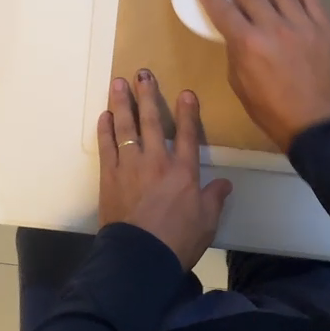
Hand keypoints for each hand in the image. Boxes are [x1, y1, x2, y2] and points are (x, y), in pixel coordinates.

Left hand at [97, 70, 231, 269]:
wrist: (140, 256)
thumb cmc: (178, 241)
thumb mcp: (207, 222)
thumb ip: (214, 198)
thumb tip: (225, 183)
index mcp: (183, 172)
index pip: (188, 135)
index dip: (188, 112)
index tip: (185, 92)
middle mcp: (156, 161)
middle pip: (153, 121)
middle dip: (148, 95)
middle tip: (143, 74)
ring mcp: (130, 165)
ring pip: (126, 126)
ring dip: (122, 103)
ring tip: (119, 83)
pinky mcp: (110, 175)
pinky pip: (107, 145)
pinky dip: (105, 129)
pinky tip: (104, 115)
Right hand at [196, 0, 329, 151]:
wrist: (317, 122)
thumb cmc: (271, 109)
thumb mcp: (240, 84)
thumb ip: (236, 53)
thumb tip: (238, 34)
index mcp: (247, 43)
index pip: (223, 10)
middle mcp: (273, 27)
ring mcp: (301, 25)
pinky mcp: (324, 29)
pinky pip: (311, 0)